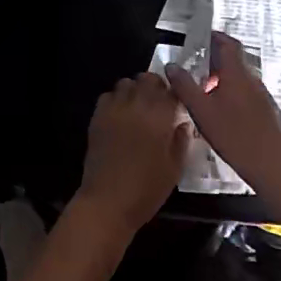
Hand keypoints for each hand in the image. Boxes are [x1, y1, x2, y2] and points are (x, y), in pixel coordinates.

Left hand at [74, 73, 189, 233]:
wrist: (108, 201)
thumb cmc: (147, 189)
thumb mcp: (174, 169)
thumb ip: (180, 141)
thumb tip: (182, 124)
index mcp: (159, 117)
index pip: (170, 90)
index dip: (175, 94)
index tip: (177, 103)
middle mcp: (136, 105)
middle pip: (146, 79)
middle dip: (155, 86)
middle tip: (159, 102)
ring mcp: (114, 109)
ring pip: (125, 83)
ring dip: (135, 90)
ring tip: (139, 107)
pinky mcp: (97, 117)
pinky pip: (107, 96)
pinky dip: (116, 99)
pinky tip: (120, 115)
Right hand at [165, 33, 280, 191]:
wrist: (270, 166)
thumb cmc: (233, 135)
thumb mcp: (201, 111)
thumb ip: (185, 86)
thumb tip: (172, 66)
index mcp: (237, 74)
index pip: (228, 44)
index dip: (215, 37)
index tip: (200, 37)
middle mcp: (252, 80)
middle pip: (233, 61)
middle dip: (213, 61)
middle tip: (194, 69)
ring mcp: (262, 96)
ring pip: (239, 79)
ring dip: (222, 79)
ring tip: (203, 92)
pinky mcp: (267, 112)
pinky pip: (246, 93)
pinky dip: (231, 93)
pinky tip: (221, 113)